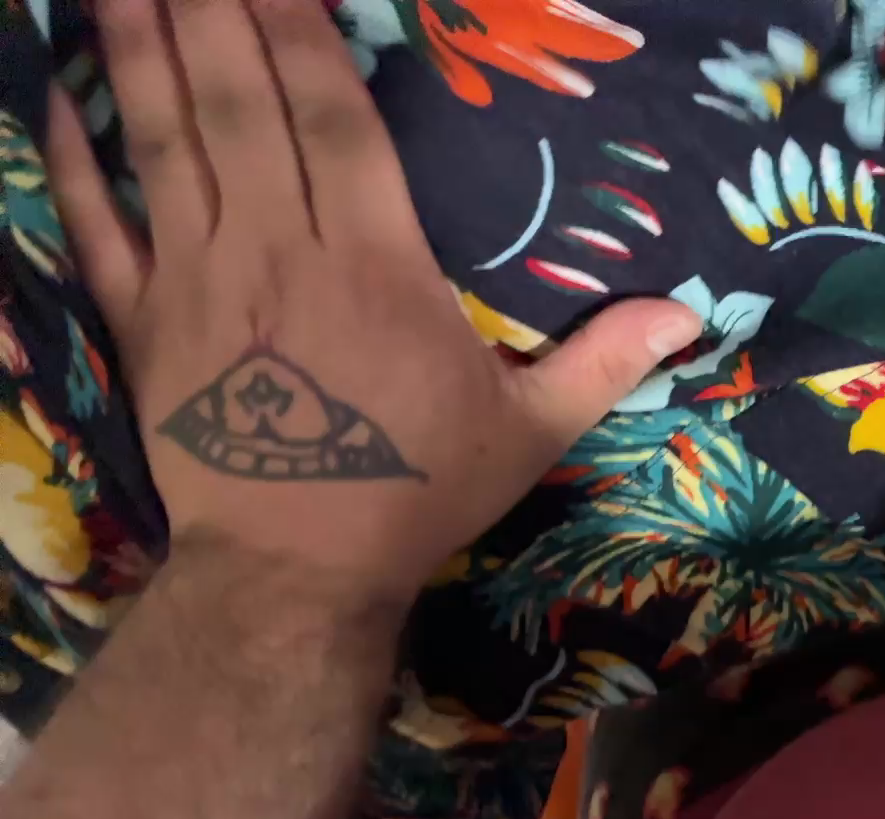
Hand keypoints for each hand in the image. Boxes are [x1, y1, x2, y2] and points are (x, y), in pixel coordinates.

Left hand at [42, 0, 700, 607]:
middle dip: (212, 12)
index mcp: (378, 271)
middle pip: (238, 108)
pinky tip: (62, 95)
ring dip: (140, 49)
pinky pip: (100, 218)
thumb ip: (607, 361)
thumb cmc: (429, 487)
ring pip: (162, 142)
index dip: (302, 35)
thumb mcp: (540, 427)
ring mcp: (197, 281)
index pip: (333, 126)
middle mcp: (277, 253)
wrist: (303, 562)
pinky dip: (76, 152)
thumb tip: (687, 316)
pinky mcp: (146, 320)